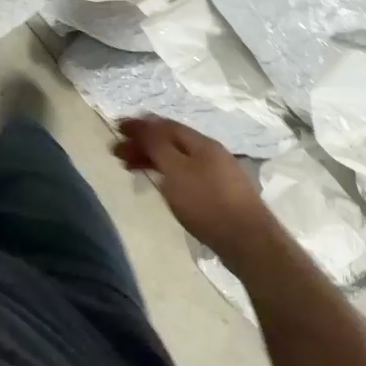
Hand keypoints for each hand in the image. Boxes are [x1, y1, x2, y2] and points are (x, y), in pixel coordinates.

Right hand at [112, 117, 275, 265]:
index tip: (117, 128)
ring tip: (132, 167)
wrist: (248, 242)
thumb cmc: (206, 202)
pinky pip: (185, 173)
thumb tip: (143, 123)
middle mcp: (211, 153)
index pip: (164, 125)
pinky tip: (159, 183)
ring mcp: (217, 174)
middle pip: (170, 141)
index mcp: (201, 143)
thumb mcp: (175, 170)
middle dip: (142, 143)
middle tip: (118, 153)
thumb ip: (157, 145)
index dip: (139, 125)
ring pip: (177, 158)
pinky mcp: (219, 193)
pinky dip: (166, 172)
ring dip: (152, 158)